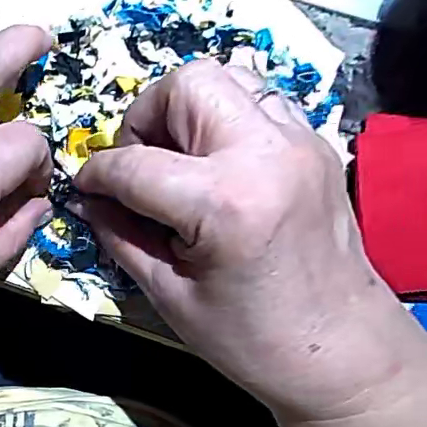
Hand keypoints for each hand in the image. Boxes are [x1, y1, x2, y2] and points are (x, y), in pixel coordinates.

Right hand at [71, 59, 426, 423]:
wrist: (343, 347)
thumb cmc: (244, 334)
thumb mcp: (163, 289)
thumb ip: (118, 233)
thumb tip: (84, 200)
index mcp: (225, 201)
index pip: (131, 163)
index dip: (93, 176)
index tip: (82, 193)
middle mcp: (268, 154)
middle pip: (186, 85)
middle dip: (141, 119)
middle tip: (135, 165)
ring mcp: (300, 142)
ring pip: (225, 78)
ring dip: (181, 112)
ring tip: (169, 161)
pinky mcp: (314, 145)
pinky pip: (253, 101)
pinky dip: (215, 120)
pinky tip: (204, 166)